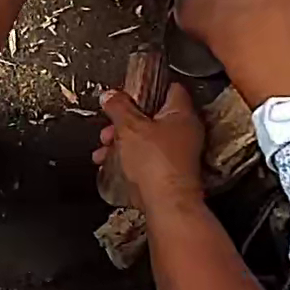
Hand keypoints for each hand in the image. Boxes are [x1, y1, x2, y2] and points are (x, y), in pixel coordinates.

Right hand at [92, 82, 205, 210]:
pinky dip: (127, 156)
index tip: (127, 91)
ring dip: (121, 140)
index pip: (169, 88)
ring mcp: (178, 151)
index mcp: (181, 114)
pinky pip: (144, 156)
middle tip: (109, 124)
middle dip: (124, 120)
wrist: (166, 202)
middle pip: (151, 115)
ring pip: (145, 137)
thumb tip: (110, 95)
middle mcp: (184, 131)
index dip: (146, 87)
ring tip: (104, 147)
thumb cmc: (155, 163)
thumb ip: (118, 107)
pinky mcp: (168, 169)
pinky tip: (109, 161)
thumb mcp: (128, 127)